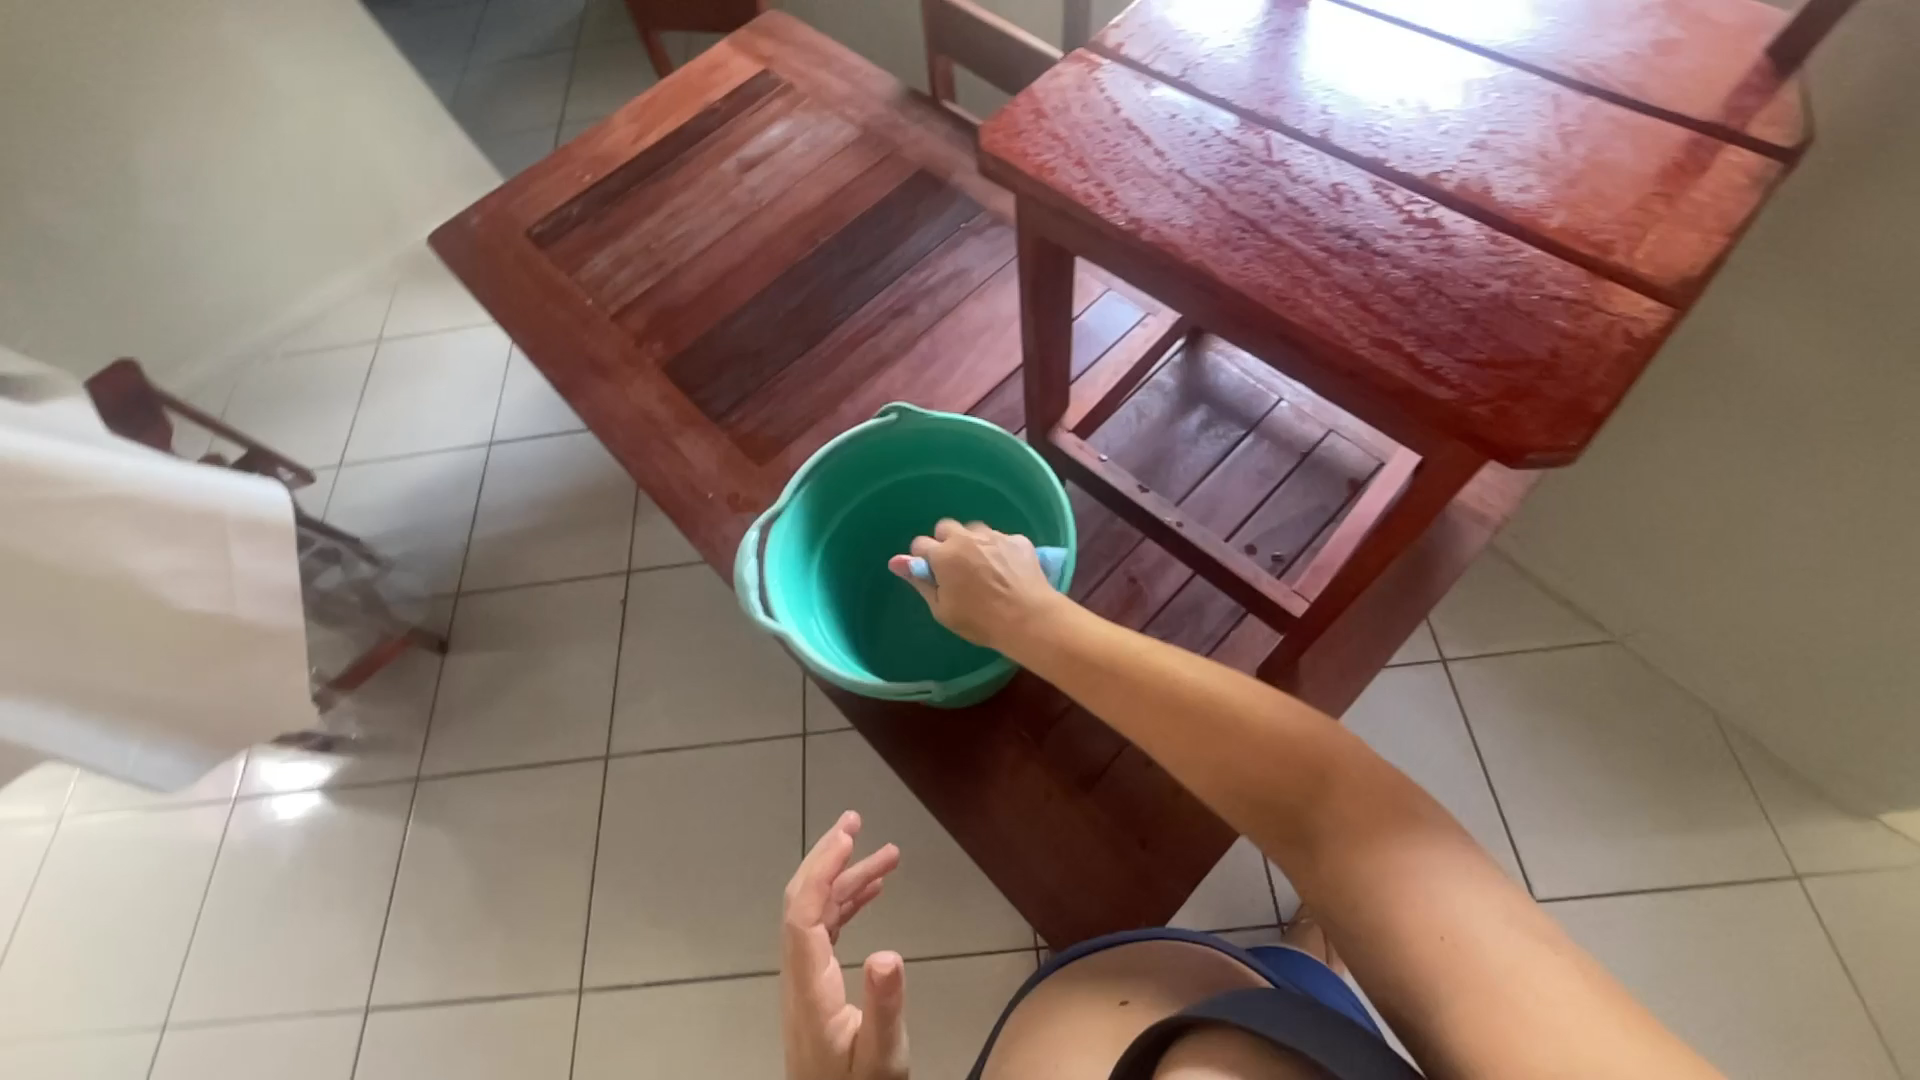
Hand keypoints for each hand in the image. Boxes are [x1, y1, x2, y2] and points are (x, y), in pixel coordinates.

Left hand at [783, 811, 907, 1079]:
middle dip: (826, 856)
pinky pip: (827, 929)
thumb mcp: (883, 1057)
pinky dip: (849, 901)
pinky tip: (874, 890)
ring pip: (817, 912)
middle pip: (802, 902)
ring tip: (887, 852)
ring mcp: (806, 980)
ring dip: (846, 877)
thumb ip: (885, 1007)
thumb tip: (888, 952)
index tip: (848, 835)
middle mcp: (800, 976)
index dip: (822, 869)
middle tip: (854, 820)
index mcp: (811, 987)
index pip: (803, 913)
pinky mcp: (816, 986)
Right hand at [888, 519, 1067, 652]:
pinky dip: (998, 549)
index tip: (932, 574)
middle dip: (945, 543)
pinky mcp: (1018, 539)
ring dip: (972, 542)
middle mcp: (966, 538)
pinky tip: (1006, 569)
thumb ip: (919, 581)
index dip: (922, 559)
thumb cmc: (980, 620)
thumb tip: (895, 562)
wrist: (1028, 618)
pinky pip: (1001, 538)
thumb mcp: (942, 608)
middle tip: (955, 567)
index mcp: (943, 555)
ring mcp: (994, 536)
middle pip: (946, 527)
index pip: (920, 544)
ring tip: (982, 566)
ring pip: (974, 529)